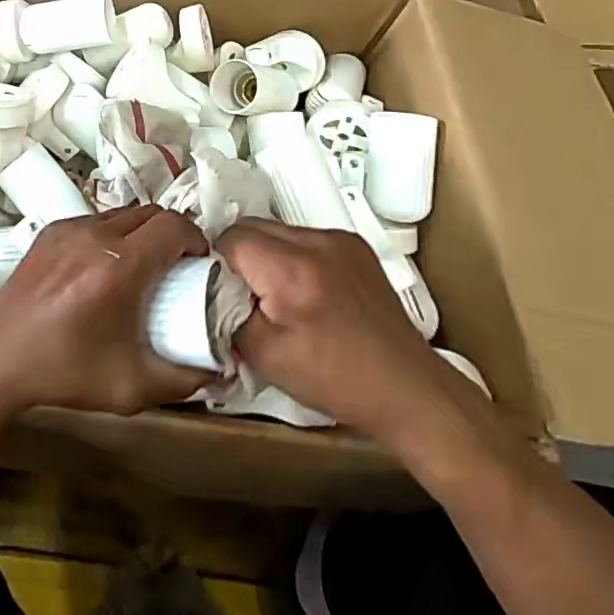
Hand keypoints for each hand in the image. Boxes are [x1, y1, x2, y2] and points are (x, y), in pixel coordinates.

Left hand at [0, 206, 214, 415]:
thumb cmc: (65, 372)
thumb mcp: (132, 387)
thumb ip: (185, 379)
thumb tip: (223, 371)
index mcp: (119, 268)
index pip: (173, 226)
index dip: (194, 239)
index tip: (198, 263)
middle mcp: (95, 237)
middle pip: (152, 212)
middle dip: (173, 232)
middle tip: (177, 264)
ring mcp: (69, 230)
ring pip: (123, 213)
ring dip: (143, 231)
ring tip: (143, 264)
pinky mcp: (50, 232)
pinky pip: (96, 221)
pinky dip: (113, 234)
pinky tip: (106, 265)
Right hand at [217, 219, 492, 444]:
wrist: (407, 388)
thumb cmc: (336, 379)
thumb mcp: (264, 356)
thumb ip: (226, 315)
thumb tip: (206, 291)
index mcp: (291, 268)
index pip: (230, 239)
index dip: (214, 263)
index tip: (216, 292)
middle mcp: (317, 240)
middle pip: (252, 226)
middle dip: (237, 256)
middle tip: (238, 295)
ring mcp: (340, 239)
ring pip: (278, 229)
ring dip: (264, 254)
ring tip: (272, 295)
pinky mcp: (355, 246)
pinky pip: (305, 237)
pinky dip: (292, 256)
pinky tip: (301, 290)